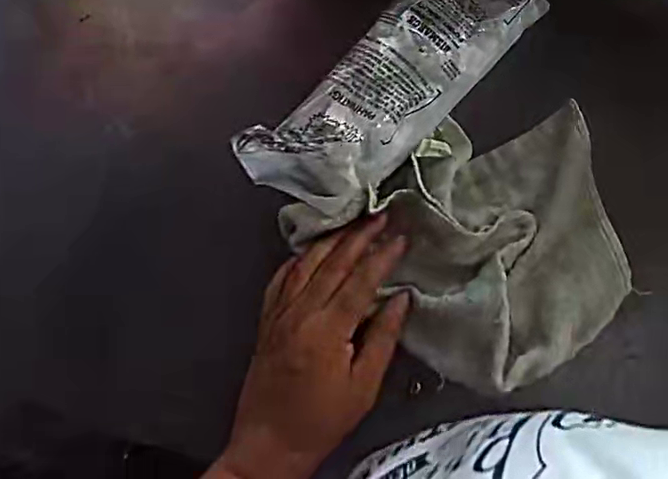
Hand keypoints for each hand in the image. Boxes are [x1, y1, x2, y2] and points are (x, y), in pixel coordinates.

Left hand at [210, 216, 410, 478]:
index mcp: (326, 332)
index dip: (383, 255)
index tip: (401, 237)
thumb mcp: (364, 386)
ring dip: (333, 239)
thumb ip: (384, 337)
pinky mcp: (266, 323)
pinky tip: (314, 249)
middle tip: (382, 215)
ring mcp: (278, 317)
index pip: (361, 280)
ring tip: (355, 222)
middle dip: (361, 235)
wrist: (266, 451)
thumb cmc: (320, 423)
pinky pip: (281, 279)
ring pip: (306, 264)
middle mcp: (299, 317)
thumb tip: (401, 297)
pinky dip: (299, 258)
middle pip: (334, 263)